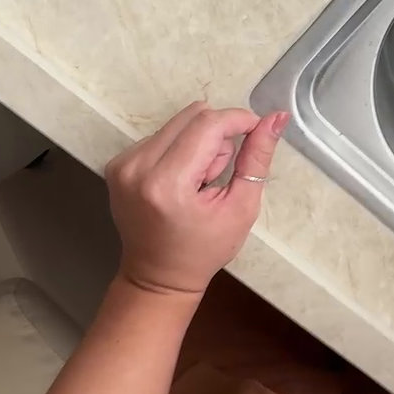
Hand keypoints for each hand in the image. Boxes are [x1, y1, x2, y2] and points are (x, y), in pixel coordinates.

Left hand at [104, 102, 286, 296]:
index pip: (208, 125)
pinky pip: (161, 136)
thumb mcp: (241, 208)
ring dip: (198, 143)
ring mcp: (123, 163)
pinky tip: (182, 182)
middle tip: (221, 173)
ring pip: (177, 124)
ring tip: (200, 182)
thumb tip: (275, 119)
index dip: (239, 120)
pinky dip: (180, 150)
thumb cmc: (204, 250)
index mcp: (168, 184)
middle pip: (192, 116)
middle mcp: (137, 167)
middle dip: (218, 136)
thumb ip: (257, 160)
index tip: (257, 131)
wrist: (158, 277)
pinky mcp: (117, 163)